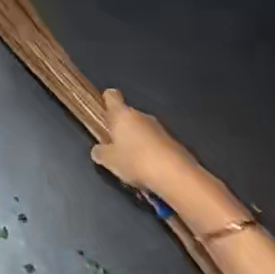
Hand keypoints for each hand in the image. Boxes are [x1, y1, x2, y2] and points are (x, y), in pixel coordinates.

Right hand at [88, 87, 205, 197]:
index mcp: (122, 115)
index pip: (112, 96)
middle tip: (113, 145)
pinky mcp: (174, 143)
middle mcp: (142, 116)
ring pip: (142, 130)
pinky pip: (155, 144)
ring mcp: (160, 129)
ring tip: (130, 162)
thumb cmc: (135, 161)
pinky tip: (147, 169)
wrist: (176, 176)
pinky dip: (150, 153)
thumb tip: (98, 150)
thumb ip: (100, 152)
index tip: (103, 109)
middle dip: (121, 128)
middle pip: (127, 116)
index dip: (107, 100)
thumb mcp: (108, 160)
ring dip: (136, 141)